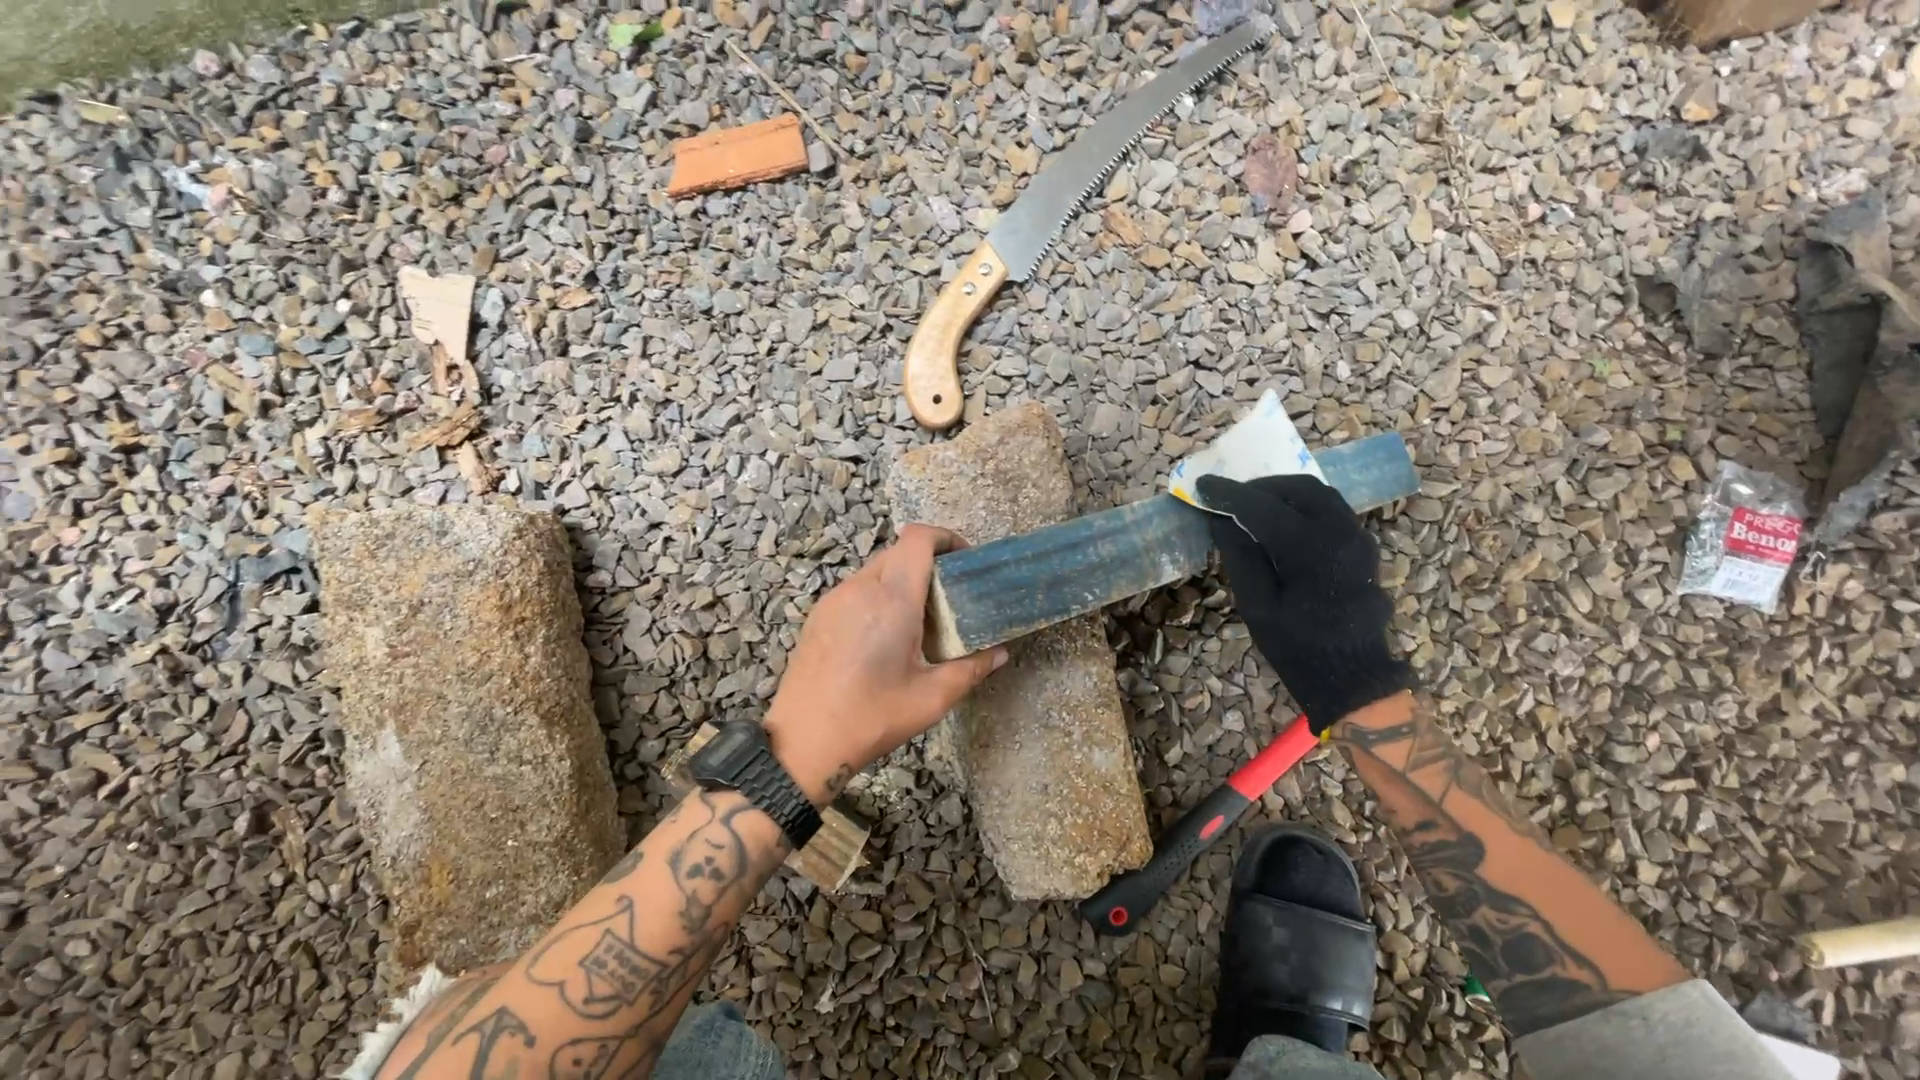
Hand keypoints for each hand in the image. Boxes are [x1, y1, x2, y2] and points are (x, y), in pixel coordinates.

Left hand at [763, 525, 1007, 804]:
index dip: (946, 538)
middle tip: (952, 594)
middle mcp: (860, 588)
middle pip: (899, 551)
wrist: (803, 741)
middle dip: (929, 562)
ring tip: (922, 618)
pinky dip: (879, 595)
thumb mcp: (932, 698)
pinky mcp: (818, 616)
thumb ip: (971, 668)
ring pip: (876, 569)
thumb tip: (1000, 653)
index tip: (966, 560)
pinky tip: (887, 634)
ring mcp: (834, 599)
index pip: (918, 539)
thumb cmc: (872, 718)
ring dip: (903, 579)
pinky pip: (856, 589)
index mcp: (893, 600)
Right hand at [1195, 474, 1411, 730]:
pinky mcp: (1363, 548)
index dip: (1229, 494)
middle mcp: (1343, 534)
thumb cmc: (1298, 647)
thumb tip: (1220, 519)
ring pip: (1320, 496)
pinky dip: (1302, 506)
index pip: (1263, 507)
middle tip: (1229, 497)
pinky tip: (1281, 522)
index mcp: (1312, 550)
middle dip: (1260, 486)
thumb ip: (1240, 556)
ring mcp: (1359, 539)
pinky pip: (1332, 511)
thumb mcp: (1257, 606)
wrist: (1353, 676)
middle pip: (1299, 488)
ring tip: (1252, 505)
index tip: (1202, 485)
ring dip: (1283, 493)